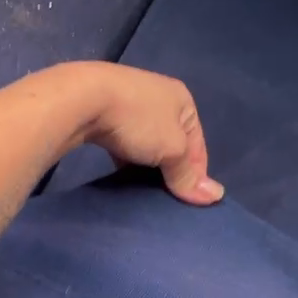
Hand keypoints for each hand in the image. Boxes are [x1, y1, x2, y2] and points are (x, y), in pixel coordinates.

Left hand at [65, 61, 223, 205]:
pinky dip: (127, 157)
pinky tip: (121, 173)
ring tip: (143, 188)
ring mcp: (130, 101)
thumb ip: (189, 175)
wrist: (82, 99)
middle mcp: (159, 96)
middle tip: (166, 197)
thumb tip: (216, 196)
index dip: (196, 175)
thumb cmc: (138, 121)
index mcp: (182, 99)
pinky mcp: (105, 110)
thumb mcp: (172, 150)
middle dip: (171, 169)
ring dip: (147, 164)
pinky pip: (125, 141)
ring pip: (148, 142)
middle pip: (174, 143)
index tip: (188, 201)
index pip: (198, 145)